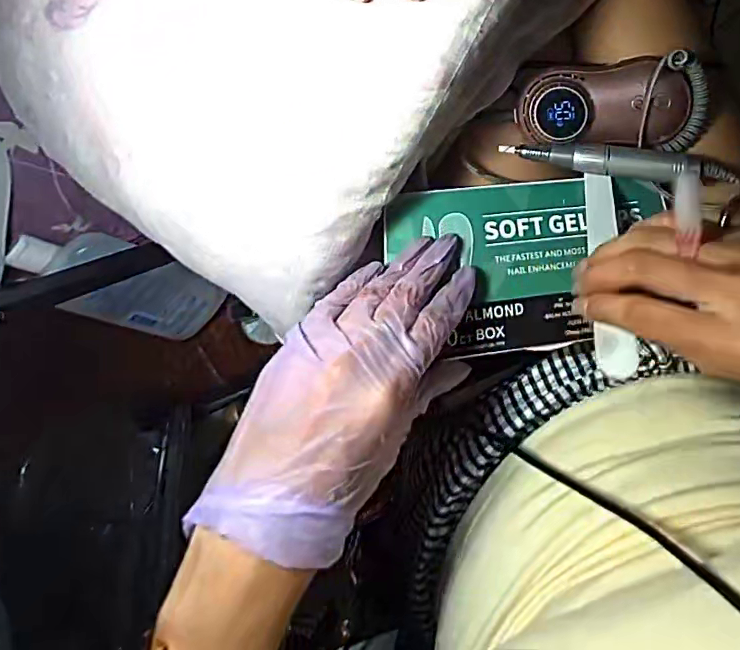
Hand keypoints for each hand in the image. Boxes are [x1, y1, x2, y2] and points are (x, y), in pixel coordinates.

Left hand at [183, 235, 475, 568]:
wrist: (271, 497)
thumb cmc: (339, 479)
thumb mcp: (394, 436)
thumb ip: (426, 391)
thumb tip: (456, 367)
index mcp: (394, 375)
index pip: (434, 322)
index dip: (454, 295)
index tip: (468, 274)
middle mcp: (364, 348)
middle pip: (406, 294)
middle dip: (431, 264)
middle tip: (448, 242)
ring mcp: (331, 339)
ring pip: (374, 288)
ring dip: (400, 263)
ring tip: (420, 243)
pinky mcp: (301, 338)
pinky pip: (335, 297)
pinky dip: (357, 278)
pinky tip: (374, 265)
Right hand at [575, 216, 739, 405]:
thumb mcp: (735, 373)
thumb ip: (677, 337)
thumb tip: (623, 312)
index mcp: (735, 338)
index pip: (649, 313)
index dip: (607, 306)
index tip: (584, 307)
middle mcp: (736, 286)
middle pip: (647, 265)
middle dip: (603, 270)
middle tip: (578, 280)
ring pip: (660, 237)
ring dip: (619, 246)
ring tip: (595, 260)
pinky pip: (684, 226)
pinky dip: (650, 230)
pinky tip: (633, 239)